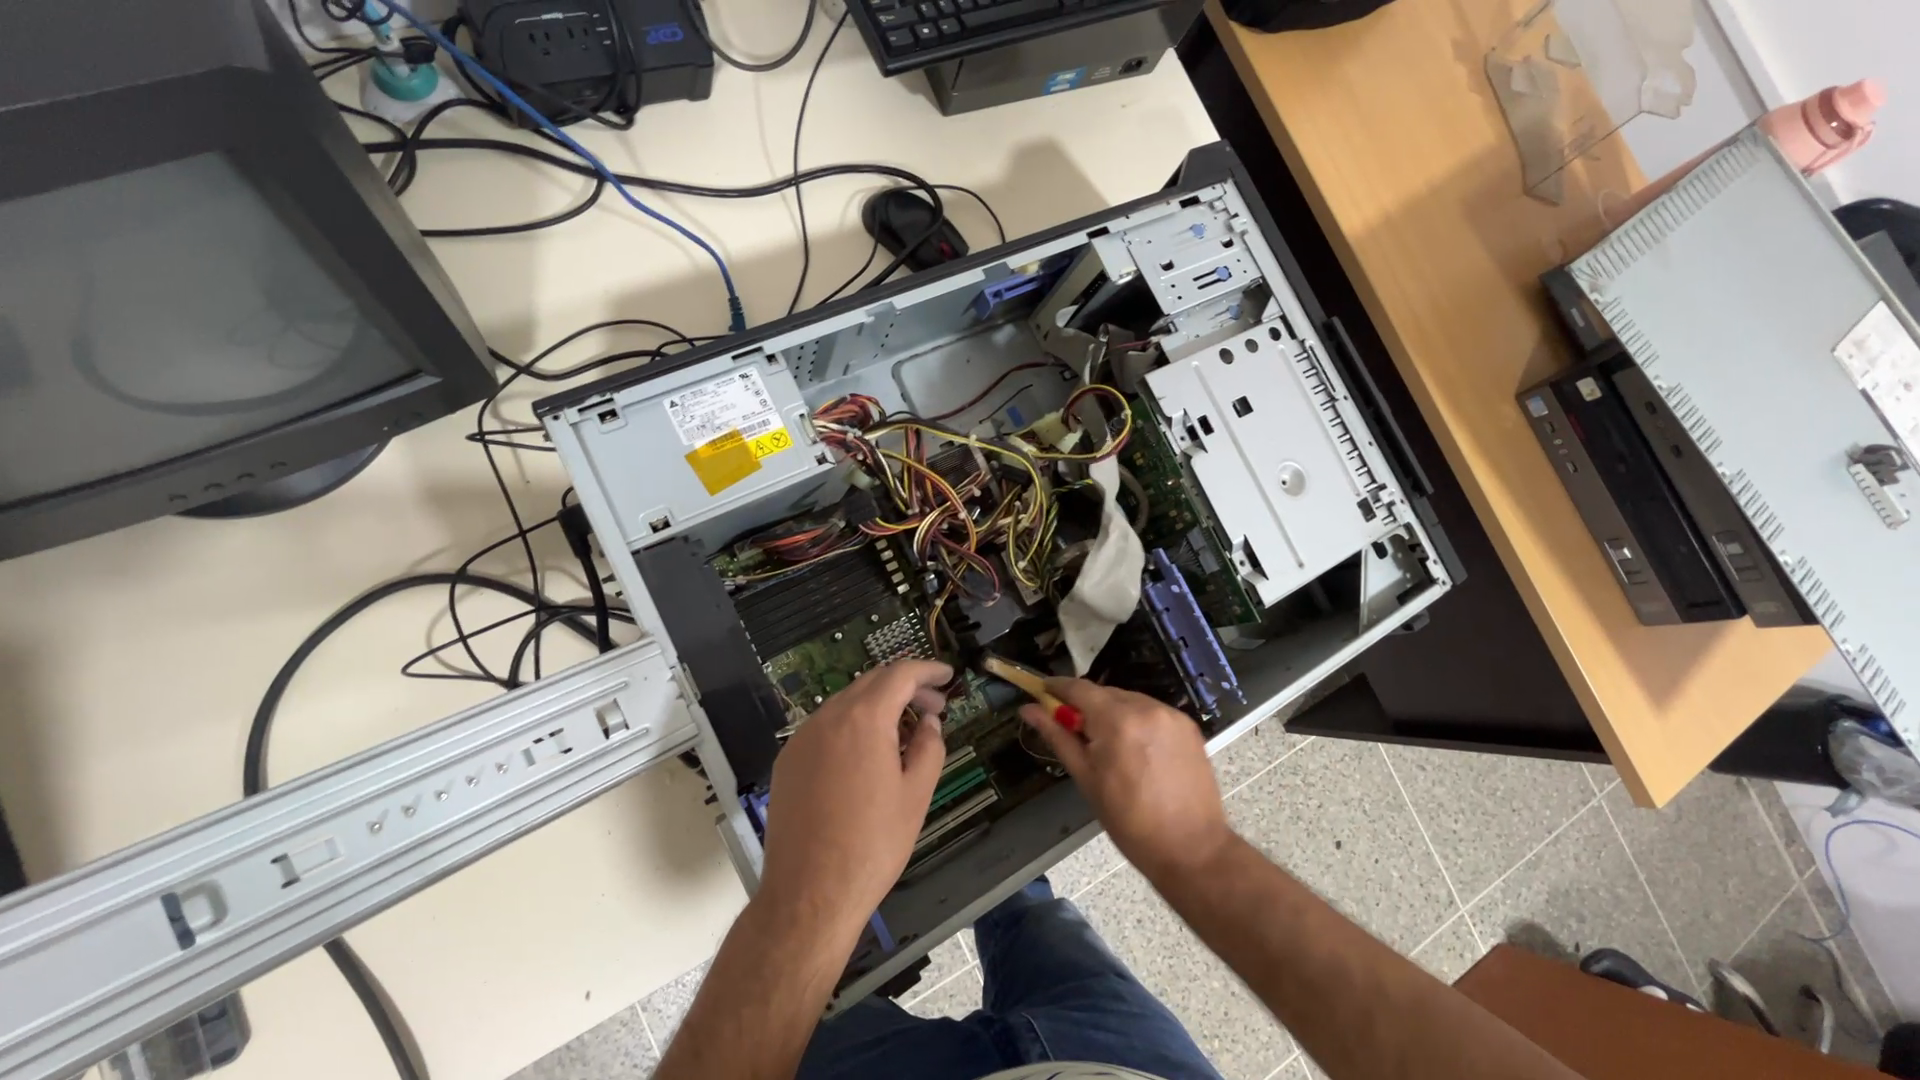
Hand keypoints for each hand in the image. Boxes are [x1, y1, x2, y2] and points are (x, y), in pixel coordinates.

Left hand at [758, 659, 952, 935]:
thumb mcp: (915, 795)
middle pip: (870, 684)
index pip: (899, 675)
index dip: (927, 670)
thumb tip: (929, 722)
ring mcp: (800, 740)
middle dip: (905, 688)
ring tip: (903, 734)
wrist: (809, 894)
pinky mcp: (787, 762)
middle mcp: (826, 719)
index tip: (947, 676)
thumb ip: (929, 747)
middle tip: (934, 709)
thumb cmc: (872, 845)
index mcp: (862, 720)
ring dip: (876, 707)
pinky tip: (866, 756)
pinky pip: (824, 729)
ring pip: (844, 705)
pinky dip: (851, 727)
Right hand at [1020, 679, 1231, 879]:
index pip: (1078, 688)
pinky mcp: (1188, 726)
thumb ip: (1058, 736)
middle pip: (1105, 692)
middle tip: (1073, 732)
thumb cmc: (1129, 820)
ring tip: (1107, 747)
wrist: (1191, 847)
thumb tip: (1028, 709)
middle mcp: (1146, 707)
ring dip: (1112, 713)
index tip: (1041, 691)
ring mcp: (1171, 715)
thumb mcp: (1086, 778)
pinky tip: (1135, 750)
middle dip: (1086, 706)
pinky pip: (1152, 712)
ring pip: (1129, 700)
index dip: (1057, 687)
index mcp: (1117, 720)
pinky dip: (1137, 721)